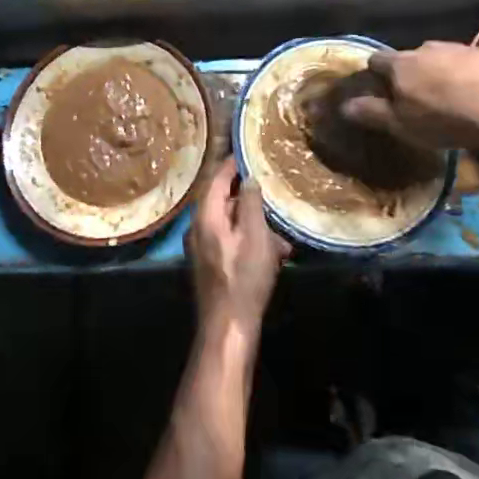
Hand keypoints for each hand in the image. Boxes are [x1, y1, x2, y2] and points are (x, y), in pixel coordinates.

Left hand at [188, 157, 288, 333]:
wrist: (228, 328)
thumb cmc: (244, 279)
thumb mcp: (255, 236)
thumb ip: (250, 203)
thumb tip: (248, 177)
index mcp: (205, 216)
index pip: (216, 178)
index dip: (233, 164)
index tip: (249, 150)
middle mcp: (197, 227)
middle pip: (222, 199)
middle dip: (249, 198)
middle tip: (271, 192)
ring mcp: (201, 246)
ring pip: (230, 222)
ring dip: (255, 224)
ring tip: (280, 237)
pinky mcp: (210, 262)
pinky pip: (230, 240)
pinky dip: (250, 240)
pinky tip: (274, 254)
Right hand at [340, 42, 478, 149]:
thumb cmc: (444, 118)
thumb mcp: (401, 124)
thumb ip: (371, 113)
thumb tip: (344, 106)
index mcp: (399, 63)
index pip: (375, 60)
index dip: (374, 75)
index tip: (379, 91)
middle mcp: (425, 48)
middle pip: (409, 58)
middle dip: (409, 74)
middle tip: (416, 100)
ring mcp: (458, 48)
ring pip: (439, 59)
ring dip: (438, 74)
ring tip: (448, 99)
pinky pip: (466, 64)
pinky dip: (465, 76)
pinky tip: (475, 96)